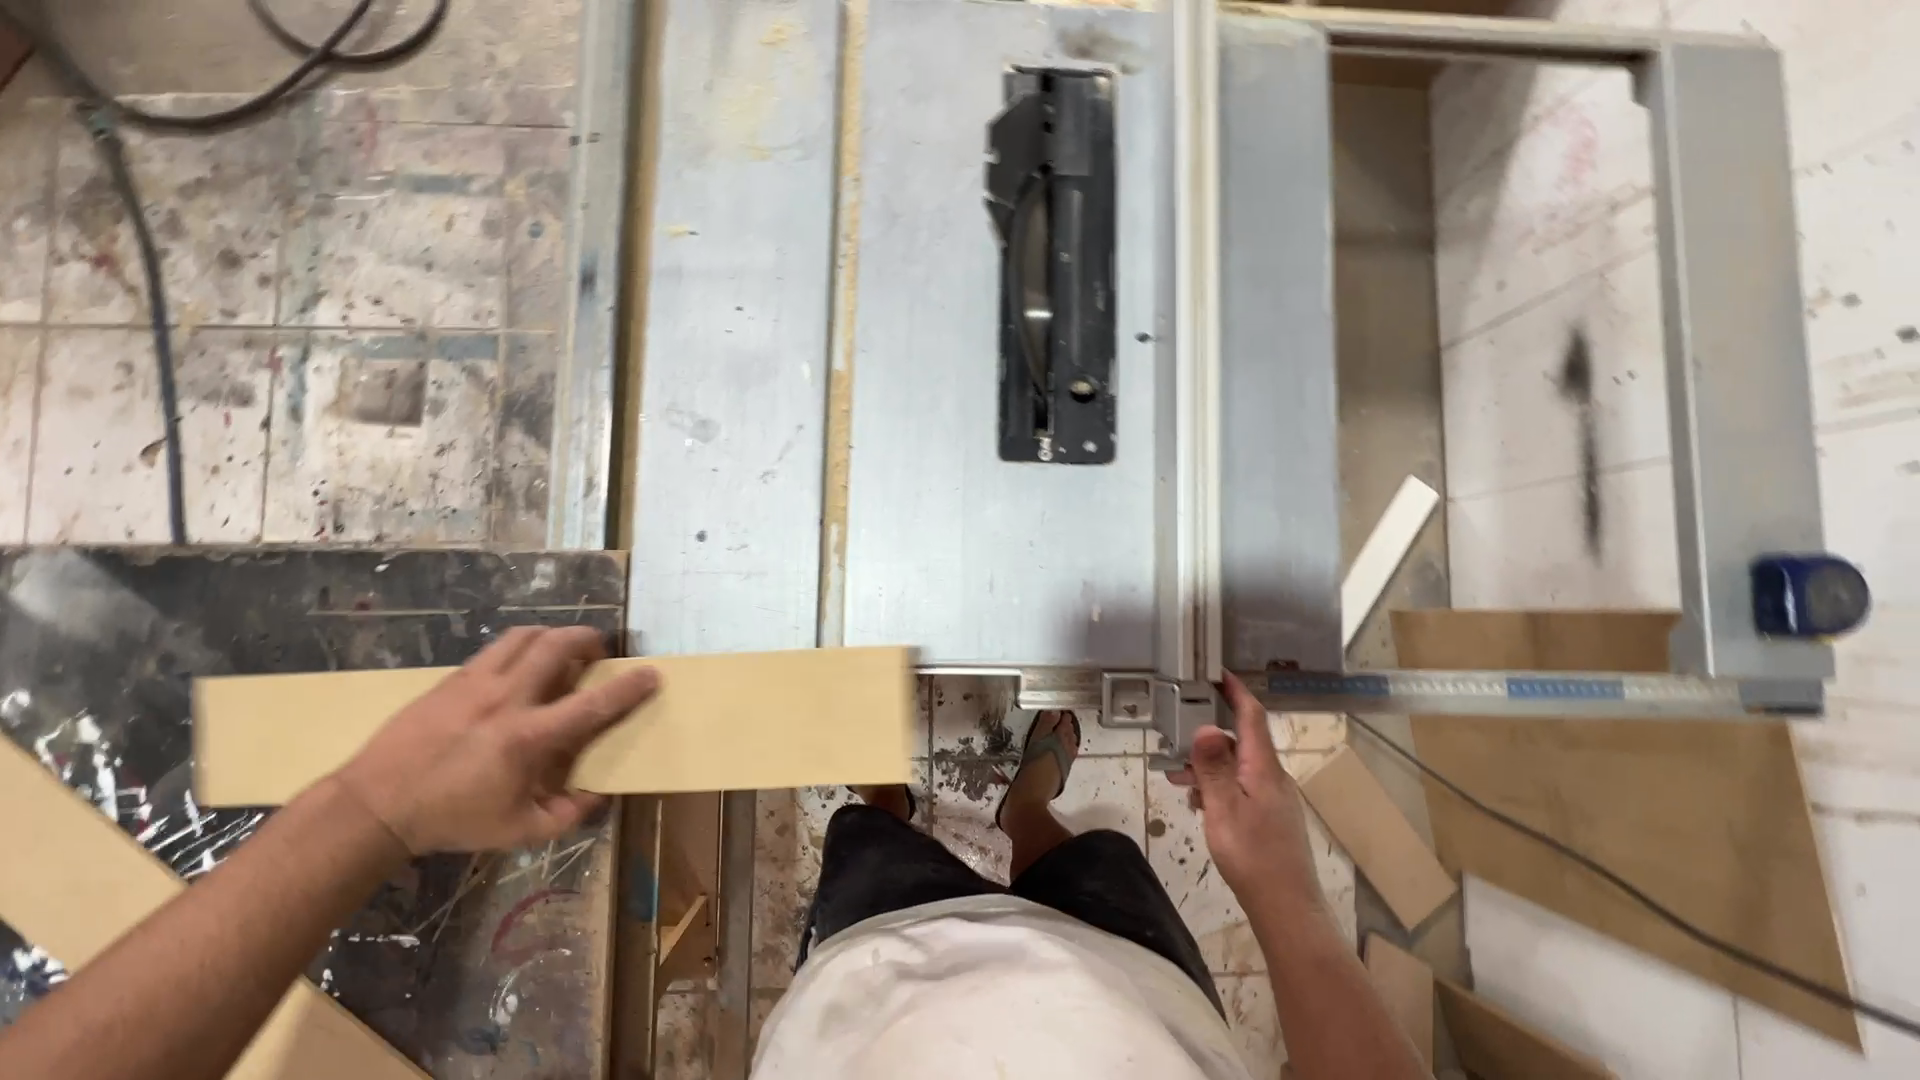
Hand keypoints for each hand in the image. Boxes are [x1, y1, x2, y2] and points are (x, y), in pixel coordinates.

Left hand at [333, 626, 658, 854]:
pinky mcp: (450, 680)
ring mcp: (474, 683)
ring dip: (554, 635)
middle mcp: (507, 699)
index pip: (592, 704)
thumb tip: (598, 794)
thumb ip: (568, 814)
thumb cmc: (452, 819)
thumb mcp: (518, 831)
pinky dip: (520, 649)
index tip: (651, 674)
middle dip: (589, 639)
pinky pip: (495, 650)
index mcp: (529, 737)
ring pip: (524, 636)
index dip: (628, 687)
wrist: (374, 805)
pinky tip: (520, 668)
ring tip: (562, 649)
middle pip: (557, 645)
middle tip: (599, 651)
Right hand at [1173, 673, 1325, 910]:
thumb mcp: (1223, 808)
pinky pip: (1240, 786)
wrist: (1287, 906)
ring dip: (1208, 765)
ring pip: (1237, 766)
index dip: (1235, 691)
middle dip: (1207, 734)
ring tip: (1176, 778)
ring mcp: (1274, 798)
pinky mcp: (1270, 817)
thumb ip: (1213, 767)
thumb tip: (1205, 725)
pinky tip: (1199, 804)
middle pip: (1240, 740)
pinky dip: (1218, 785)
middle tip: (1173, 737)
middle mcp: (1272, 776)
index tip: (1216, 671)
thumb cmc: (1252, 855)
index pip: (1251, 716)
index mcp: (1263, 767)